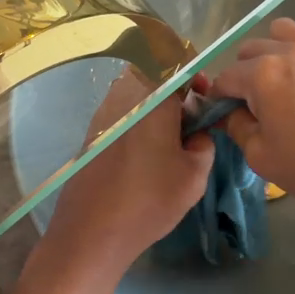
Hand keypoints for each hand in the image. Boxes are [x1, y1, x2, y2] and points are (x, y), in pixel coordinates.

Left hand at [42, 69, 214, 274]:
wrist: (90, 232)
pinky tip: (146, 149)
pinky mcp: (92, 130)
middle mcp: (124, 95)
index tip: (204, 97)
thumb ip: (204, 144)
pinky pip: (121, 108)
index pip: (176, 61)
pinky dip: (138, 116)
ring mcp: (104, 112)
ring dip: (155, 99)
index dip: (194, 73)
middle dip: (174, 84)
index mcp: (153, 98)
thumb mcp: (193, 176)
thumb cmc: (148, 201)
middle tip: (188, 115)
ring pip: (135, 88)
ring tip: (169, 134)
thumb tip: (198, 133)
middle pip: (153, 68)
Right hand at [209, 18, 294, 221]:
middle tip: (254, 108)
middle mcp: (291, 51)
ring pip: (283, 34)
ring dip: (272, 55)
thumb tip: (229, 113)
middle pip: (250, 50)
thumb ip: (237, 127)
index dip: (218, 99)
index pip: (225, 78)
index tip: (224, 117)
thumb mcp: (261, 156)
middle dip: (243, 75)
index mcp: (263, 73)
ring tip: (282, 87)